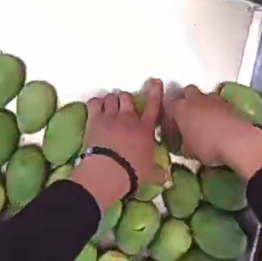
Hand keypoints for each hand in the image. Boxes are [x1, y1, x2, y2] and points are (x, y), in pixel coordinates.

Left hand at [72, 82, 165, 208]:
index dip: (154, 91)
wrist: (109, 171)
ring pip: (111, 97)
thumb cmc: (132, 172)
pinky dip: (95, 102)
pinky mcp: (95, 120)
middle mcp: (128, 118)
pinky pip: (94, 103)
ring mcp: (111, 117)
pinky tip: (96, 106)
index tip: (155, 81)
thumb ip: (158, 173)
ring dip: (110, 99)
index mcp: (145, 129)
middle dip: (124, 98)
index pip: (153, 105)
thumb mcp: (150, 173)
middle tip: (122, 104)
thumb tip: (167, 178)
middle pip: (127, 97)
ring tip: (109, 105)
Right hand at [162, 84, 261, 180]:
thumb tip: (185, 146)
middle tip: (188, 117)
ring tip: (206, 121)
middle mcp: (196, 99)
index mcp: (180, 108)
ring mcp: (215, 100)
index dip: (170, 117)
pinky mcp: (231, 104)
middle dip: (187, 101)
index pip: (169, 106)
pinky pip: (221, 105)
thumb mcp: (189, 151)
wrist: (238, 142)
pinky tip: (221, 125)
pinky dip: (219, 112)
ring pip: (206, 97)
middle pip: (188, 91)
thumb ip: (183, 145)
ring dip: (204, 105)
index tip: (173, 129)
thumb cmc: (207, 146)